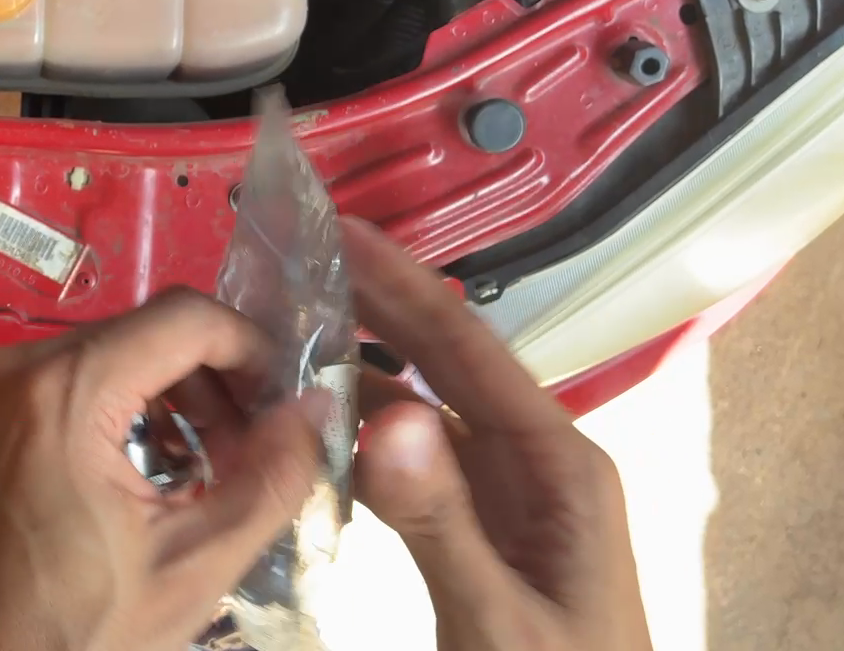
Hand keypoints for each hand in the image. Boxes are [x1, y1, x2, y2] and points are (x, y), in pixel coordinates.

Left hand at [0, 288, 332, 650]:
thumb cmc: (75, 630)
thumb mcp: (191, 566)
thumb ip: (269, 479)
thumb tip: (316, 406)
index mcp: (66, 388)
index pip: (182, 316)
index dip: (247, 347)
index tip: (279, 402)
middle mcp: (18, 360)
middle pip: (143, 330)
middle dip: (209, 380)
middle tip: (242, 452)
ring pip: (104, 348)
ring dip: (163, 392)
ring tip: (194, 467)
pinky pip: (62, 372)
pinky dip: (112, 400)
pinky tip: (135, 463)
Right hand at [342, 218, 652, 650]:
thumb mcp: (501, 625)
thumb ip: (441, 523)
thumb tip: (388, 416)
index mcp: (555, 463)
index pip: (465, 347)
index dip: (402, 282)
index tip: (342, 232)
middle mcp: (526, 455)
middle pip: (439, 354)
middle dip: (374, 297)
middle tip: (301, 252)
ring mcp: (494, 482)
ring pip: (415, 392)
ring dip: (355, 352)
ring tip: (288, 318)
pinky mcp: (463, 508)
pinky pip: (401, 441)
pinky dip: (353, 413)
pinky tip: (308, 403)